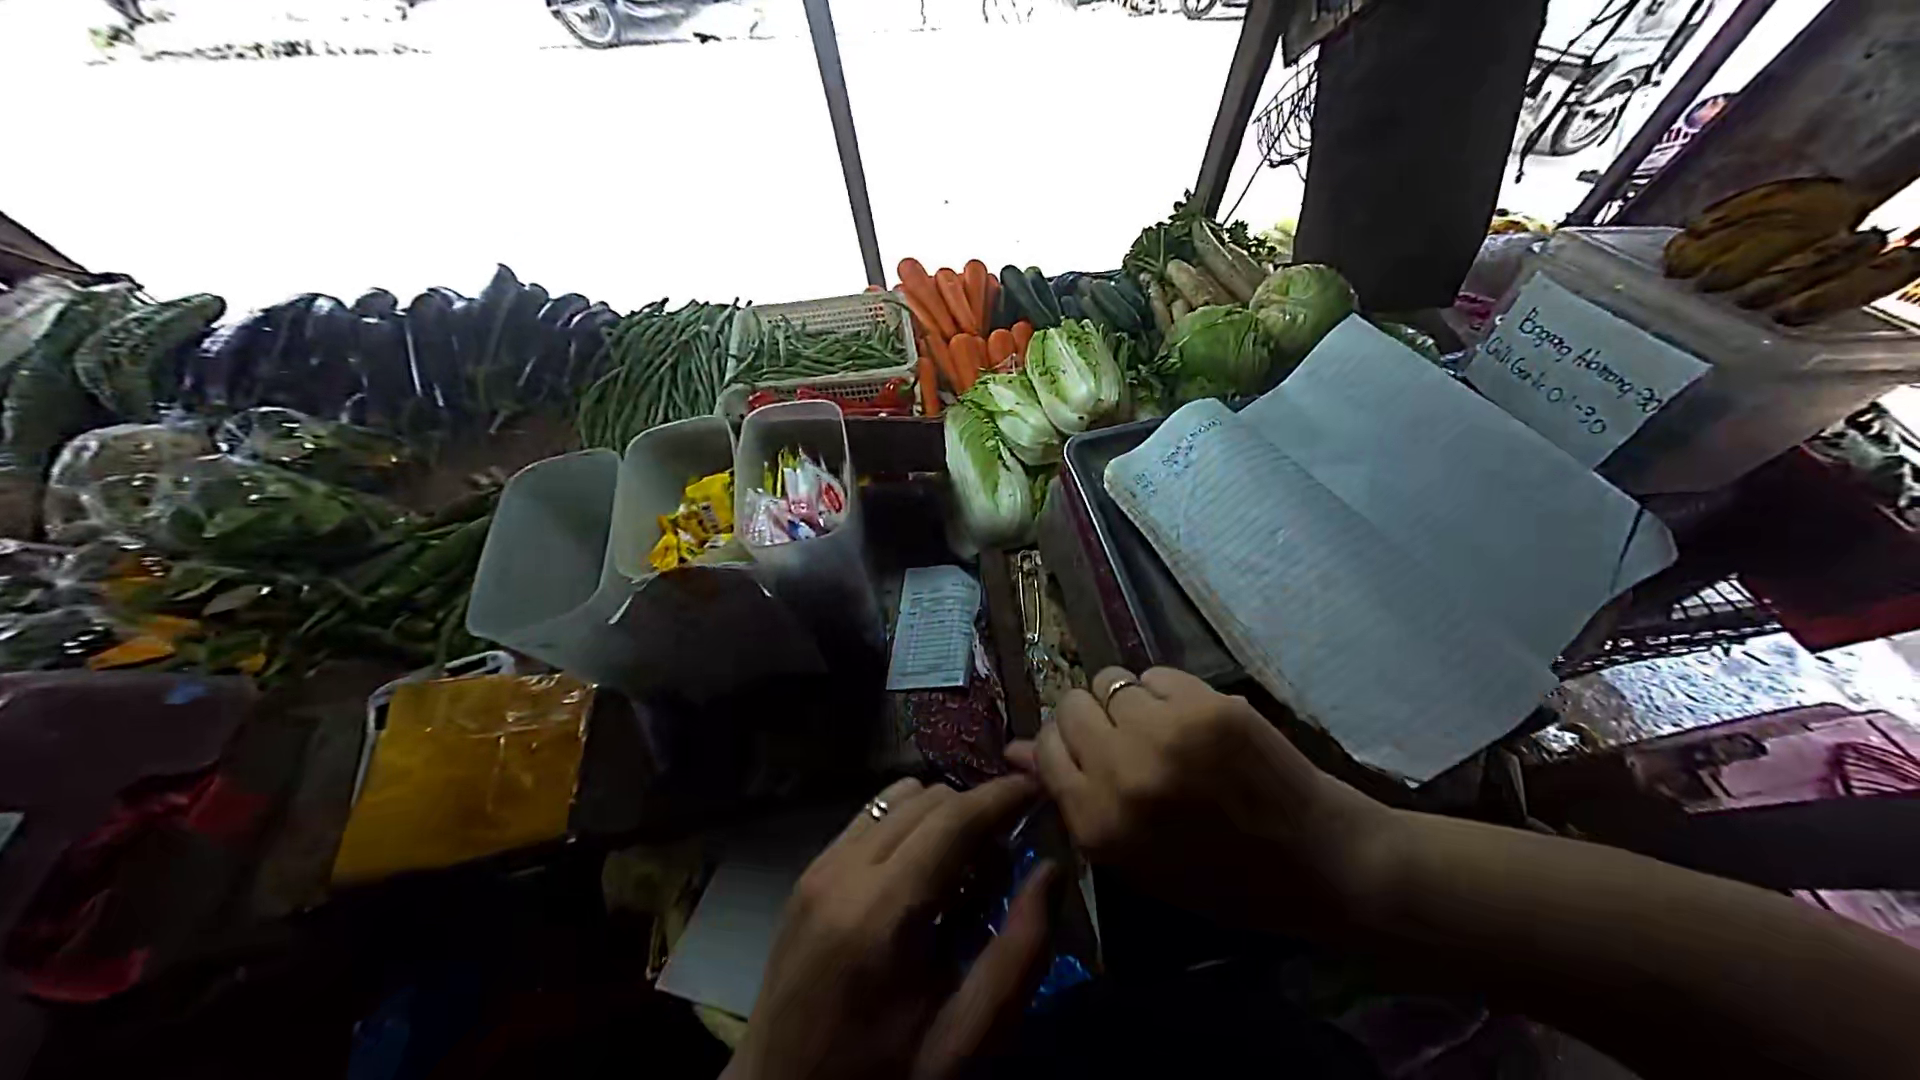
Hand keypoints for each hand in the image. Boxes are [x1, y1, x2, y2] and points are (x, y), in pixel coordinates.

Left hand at [723, 775, 1054, 1079]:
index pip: (954, 819)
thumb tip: (1052, 870)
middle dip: (977, 809)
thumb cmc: (883, 1076)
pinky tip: (921, 867)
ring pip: (898, 798)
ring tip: (965, 860)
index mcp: (882, 913)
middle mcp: (844, 871)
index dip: (1002, 796)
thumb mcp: (966, 1038)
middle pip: (928, 800)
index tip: (1038, 789)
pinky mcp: (808, 872)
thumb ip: (1019, 952)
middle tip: (1008, 848)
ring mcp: (820, 867)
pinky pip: (870, 817)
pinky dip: (907, 822)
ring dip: (942, 814)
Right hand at [1008, 667, 1392, 934]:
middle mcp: (1122, 771)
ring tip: (1161, 729)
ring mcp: (1166, 732)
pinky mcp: (1207, 705)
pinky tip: (1192, 721)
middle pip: (1072, 704)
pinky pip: (1155, 674)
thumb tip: (1012, 749)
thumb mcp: (1130, 855)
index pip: (1046, 745)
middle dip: (1092, 717)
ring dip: (1127, 702)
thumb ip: (1069, 797)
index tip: (1085, 750)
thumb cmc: (1217, 876)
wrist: (1318, 863)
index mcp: (1097, 822)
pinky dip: (1165, 693)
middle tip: (1124, 738)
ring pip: (1111, 680)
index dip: (1063, 743)